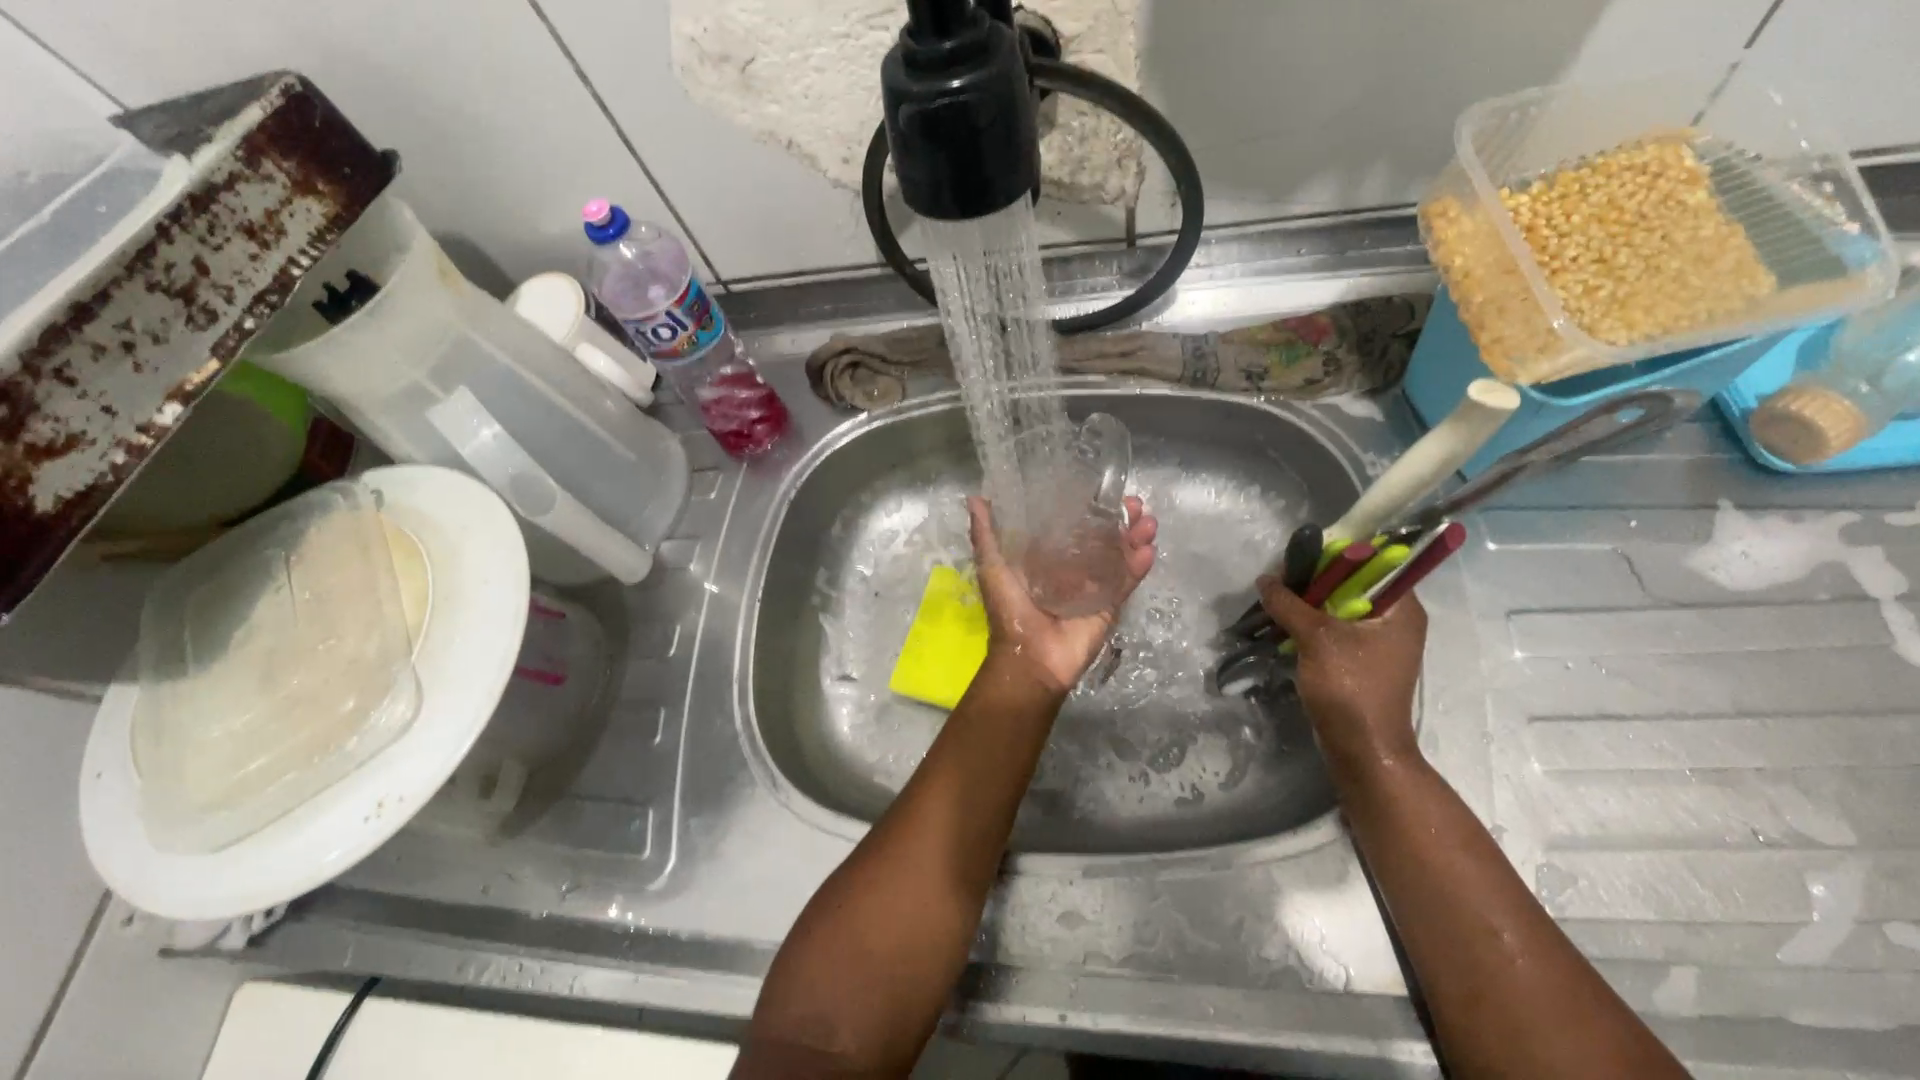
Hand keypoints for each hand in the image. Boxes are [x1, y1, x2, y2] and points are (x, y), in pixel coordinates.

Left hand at [967, 495, 1157, 692]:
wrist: (1030, 658)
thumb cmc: (1009, 611)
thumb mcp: (992, 567)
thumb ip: (986, 535)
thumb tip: (975, 497)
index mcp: (1046, 558)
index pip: (1073, 525)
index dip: (1090, 507)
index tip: (1104, 490)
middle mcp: (1073, 569)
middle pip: (1104, 537)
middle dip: (1121, 519)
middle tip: (1134, 504)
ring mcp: (1094, 587)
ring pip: (1121, 555)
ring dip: (1136, 537)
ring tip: (1148, 522)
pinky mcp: (1109, 606)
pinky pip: (1127, 582)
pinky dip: (1139, 566)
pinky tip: (1149, 550)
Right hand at [1258, 577, 1426, 780]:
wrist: (1361, 749)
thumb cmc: (1350, 688)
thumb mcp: (1316, 638)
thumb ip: (1289, 604)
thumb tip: (1265, 580)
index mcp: (1402, 608)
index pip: (1372, 563)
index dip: (1335, 557)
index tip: (1300, 561)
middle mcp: (1397, 620)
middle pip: (1352, 585)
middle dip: (1314, 582)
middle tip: (1280, 584)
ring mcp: (1380, 644)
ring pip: (1340, 610)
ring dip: (1308, 606)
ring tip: (1276, 604)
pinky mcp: (1362, 663)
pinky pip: (1336, 632)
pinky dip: (1312, 628)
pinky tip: (1285, 628)